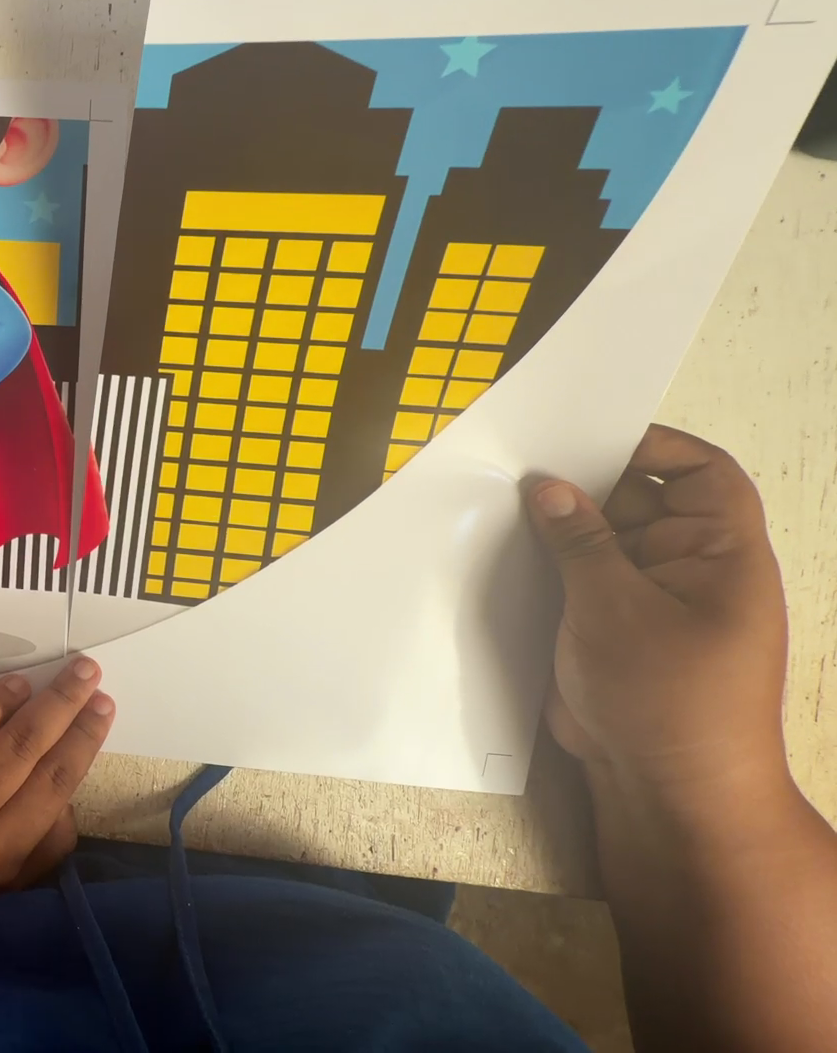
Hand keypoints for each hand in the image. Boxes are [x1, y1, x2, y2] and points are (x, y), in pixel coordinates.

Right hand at [525, 425, 787, 805]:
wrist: (661, 779)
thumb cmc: (665, 693)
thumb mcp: (616, 608)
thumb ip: (580, 543)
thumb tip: (546, 485)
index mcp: (720, 554)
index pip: (701, 475)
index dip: (652, 447)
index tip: (583, 436)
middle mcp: (683, 566)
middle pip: (638, 501)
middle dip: (583, 485)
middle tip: (516, 467)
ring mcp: (639, 594)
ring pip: (596, 539)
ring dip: (553, 526)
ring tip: (495, 505)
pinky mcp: (601, 620)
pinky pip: (572, 574)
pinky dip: (541, 560)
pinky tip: (499, 551)